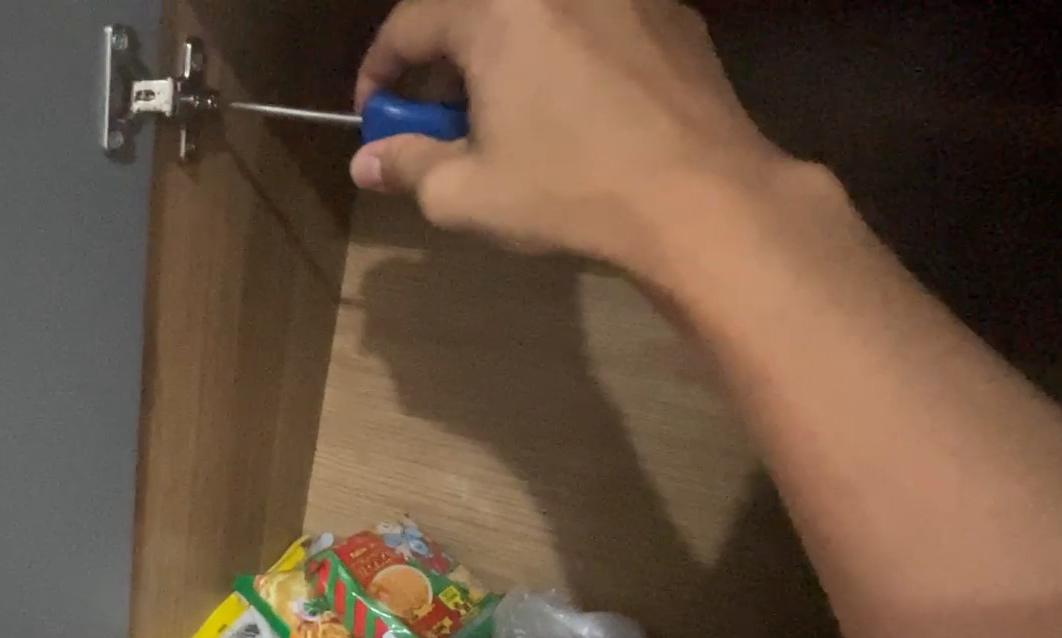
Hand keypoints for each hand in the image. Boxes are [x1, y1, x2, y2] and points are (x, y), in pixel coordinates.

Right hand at [350, 0, 812, 278]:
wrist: (696, 196)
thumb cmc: (562, 191)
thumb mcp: (459, 192)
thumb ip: (404, 165)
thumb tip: (366, 162)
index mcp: (498, 12)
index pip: (409, 23)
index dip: (377, 74)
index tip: (373, 119)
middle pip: (470, 13)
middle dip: (436, 69)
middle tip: (431, 125)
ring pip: (529, 17)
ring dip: (493, 62)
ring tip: (495, 122)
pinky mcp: (668, 15)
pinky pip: (585, 24)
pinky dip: (551, 57)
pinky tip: (560, 114)